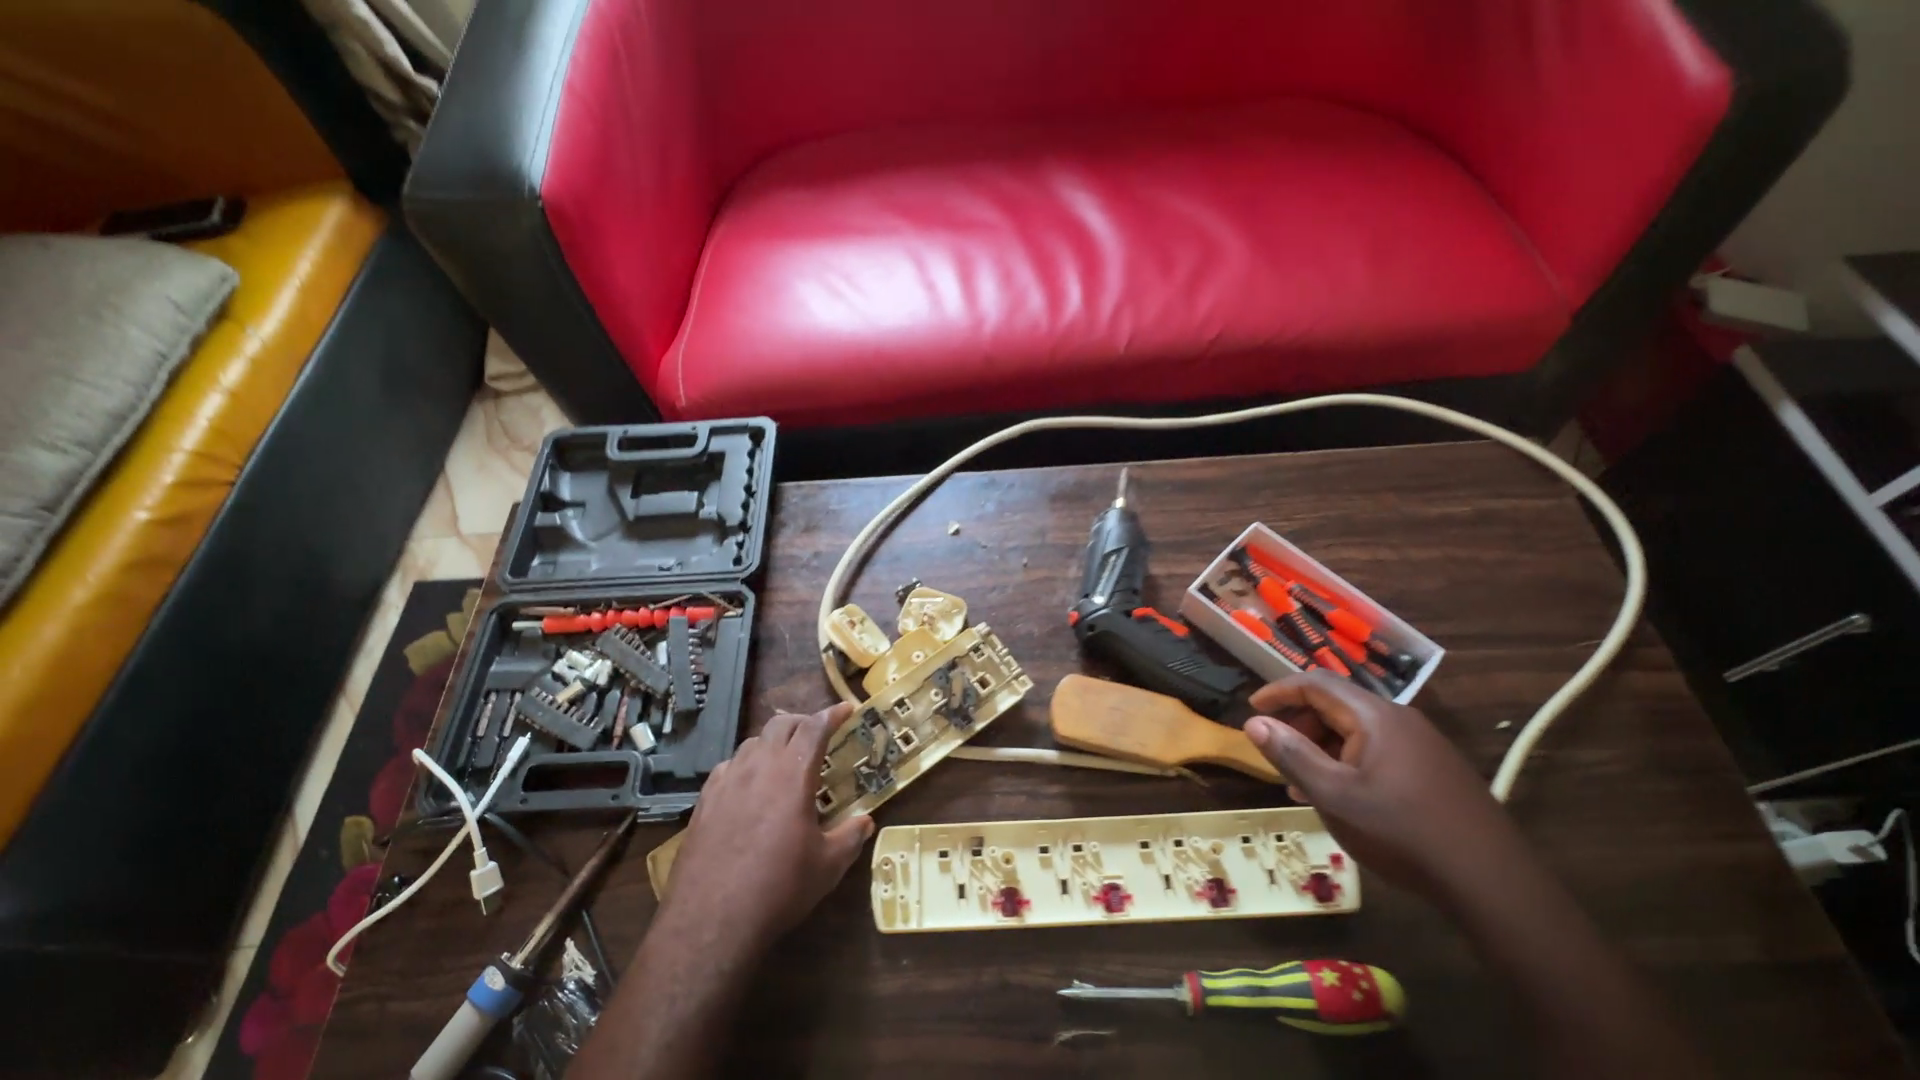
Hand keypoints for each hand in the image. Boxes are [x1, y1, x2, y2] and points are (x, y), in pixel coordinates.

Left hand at [659, 703, 873, 953]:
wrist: (712, 918)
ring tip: (785, 759)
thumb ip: (850, 837)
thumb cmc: (779, 887)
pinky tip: (749, 786)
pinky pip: (728, 767)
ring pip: (752, 743)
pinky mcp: (704, 801)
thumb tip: (865, 822)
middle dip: (803, 721)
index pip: (814, 728)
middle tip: (819, 733)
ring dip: (773, 742)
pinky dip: (746, 765)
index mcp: (792, 774)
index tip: (846, 709)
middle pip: (780, 724)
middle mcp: (757, 767)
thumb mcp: (828, 866)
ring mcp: (726, 782)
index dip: (833, 714)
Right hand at [1244, 673, 1523, 899]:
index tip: (1250, 709)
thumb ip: (1292, 756)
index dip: (1279, 692)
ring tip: (1301, 785)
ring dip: (1322, 748)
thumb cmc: (1400, 832)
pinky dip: (1349, 762)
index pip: (1316, 683)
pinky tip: (1342, 798)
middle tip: (1276, 756)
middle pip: (1337, 705)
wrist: (1489, 878)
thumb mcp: (1334, 796)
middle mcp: (1400, 719)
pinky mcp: (1434, 769)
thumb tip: (1254, 722)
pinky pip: (1379, 751)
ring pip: (1358, 731)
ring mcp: (1423, 744)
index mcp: (1374, 716)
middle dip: (1299, 724)